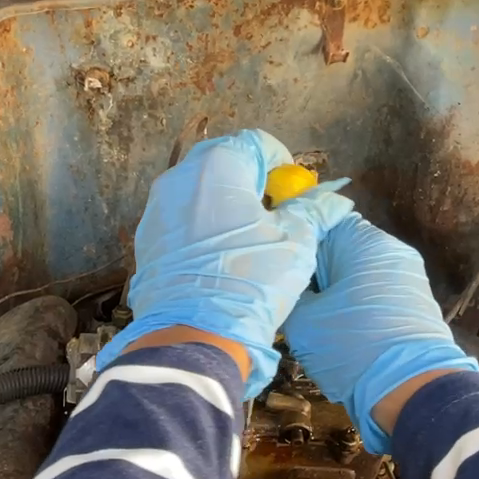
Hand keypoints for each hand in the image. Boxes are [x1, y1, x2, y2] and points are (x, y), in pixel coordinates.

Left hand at [97, 129, 356, 398]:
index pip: (256, 144)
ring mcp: (155, 211)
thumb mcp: (296, 241)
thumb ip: (314, 209)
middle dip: (249, 182)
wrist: (194, 334)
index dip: (281, 164)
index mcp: (216, 166)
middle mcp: (177, 180)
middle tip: (271, 214)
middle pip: (221, 164)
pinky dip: (199, 229)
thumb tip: (334, 196)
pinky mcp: (145, 243)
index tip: (292, 192)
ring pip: (196, 194)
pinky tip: (217, 258)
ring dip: (222, 206)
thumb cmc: (251, 281)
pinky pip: (178, 222)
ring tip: (245, 239)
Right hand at [281, 213, 478, 451]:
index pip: (322, 221)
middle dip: (308, 268)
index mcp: (366, 244)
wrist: (408, 391)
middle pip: (337, 249)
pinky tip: (325, 328)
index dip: (293, 238)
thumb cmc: (352, 346)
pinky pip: (366, 294)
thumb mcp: (303, 321)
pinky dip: (344, 305)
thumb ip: (289, 294)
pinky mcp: (407, 306)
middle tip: (279, 290)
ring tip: (298, 312)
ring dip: (325, 291)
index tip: (271, 260)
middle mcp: (390, 254)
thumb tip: (283, 285)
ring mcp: (403, 280)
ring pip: (350, 274)